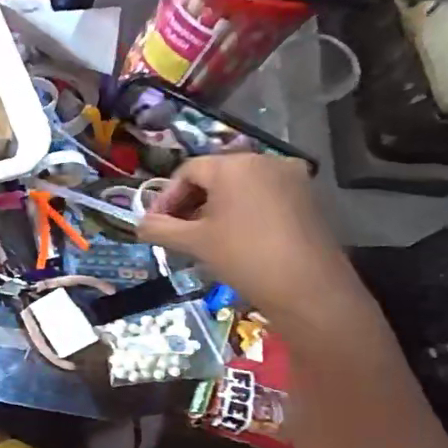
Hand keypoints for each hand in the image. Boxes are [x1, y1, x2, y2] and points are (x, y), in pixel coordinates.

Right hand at [138, 154, 355, 317]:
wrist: (307, 287)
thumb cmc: (243, 257)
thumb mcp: (193, 243)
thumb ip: (160, 229)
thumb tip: (140, 225)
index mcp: (233, 165)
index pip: (187, 171)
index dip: (166, 197)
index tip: (155, 225)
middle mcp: (264, 160)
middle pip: (215, 175)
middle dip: (190, 203)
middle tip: (176, 233)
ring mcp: (290, 177)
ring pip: (240, 186)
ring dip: (215, 208)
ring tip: (203, 238)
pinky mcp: (307, 196)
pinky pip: (263, 195)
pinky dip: (242, 211)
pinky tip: (235, 239)